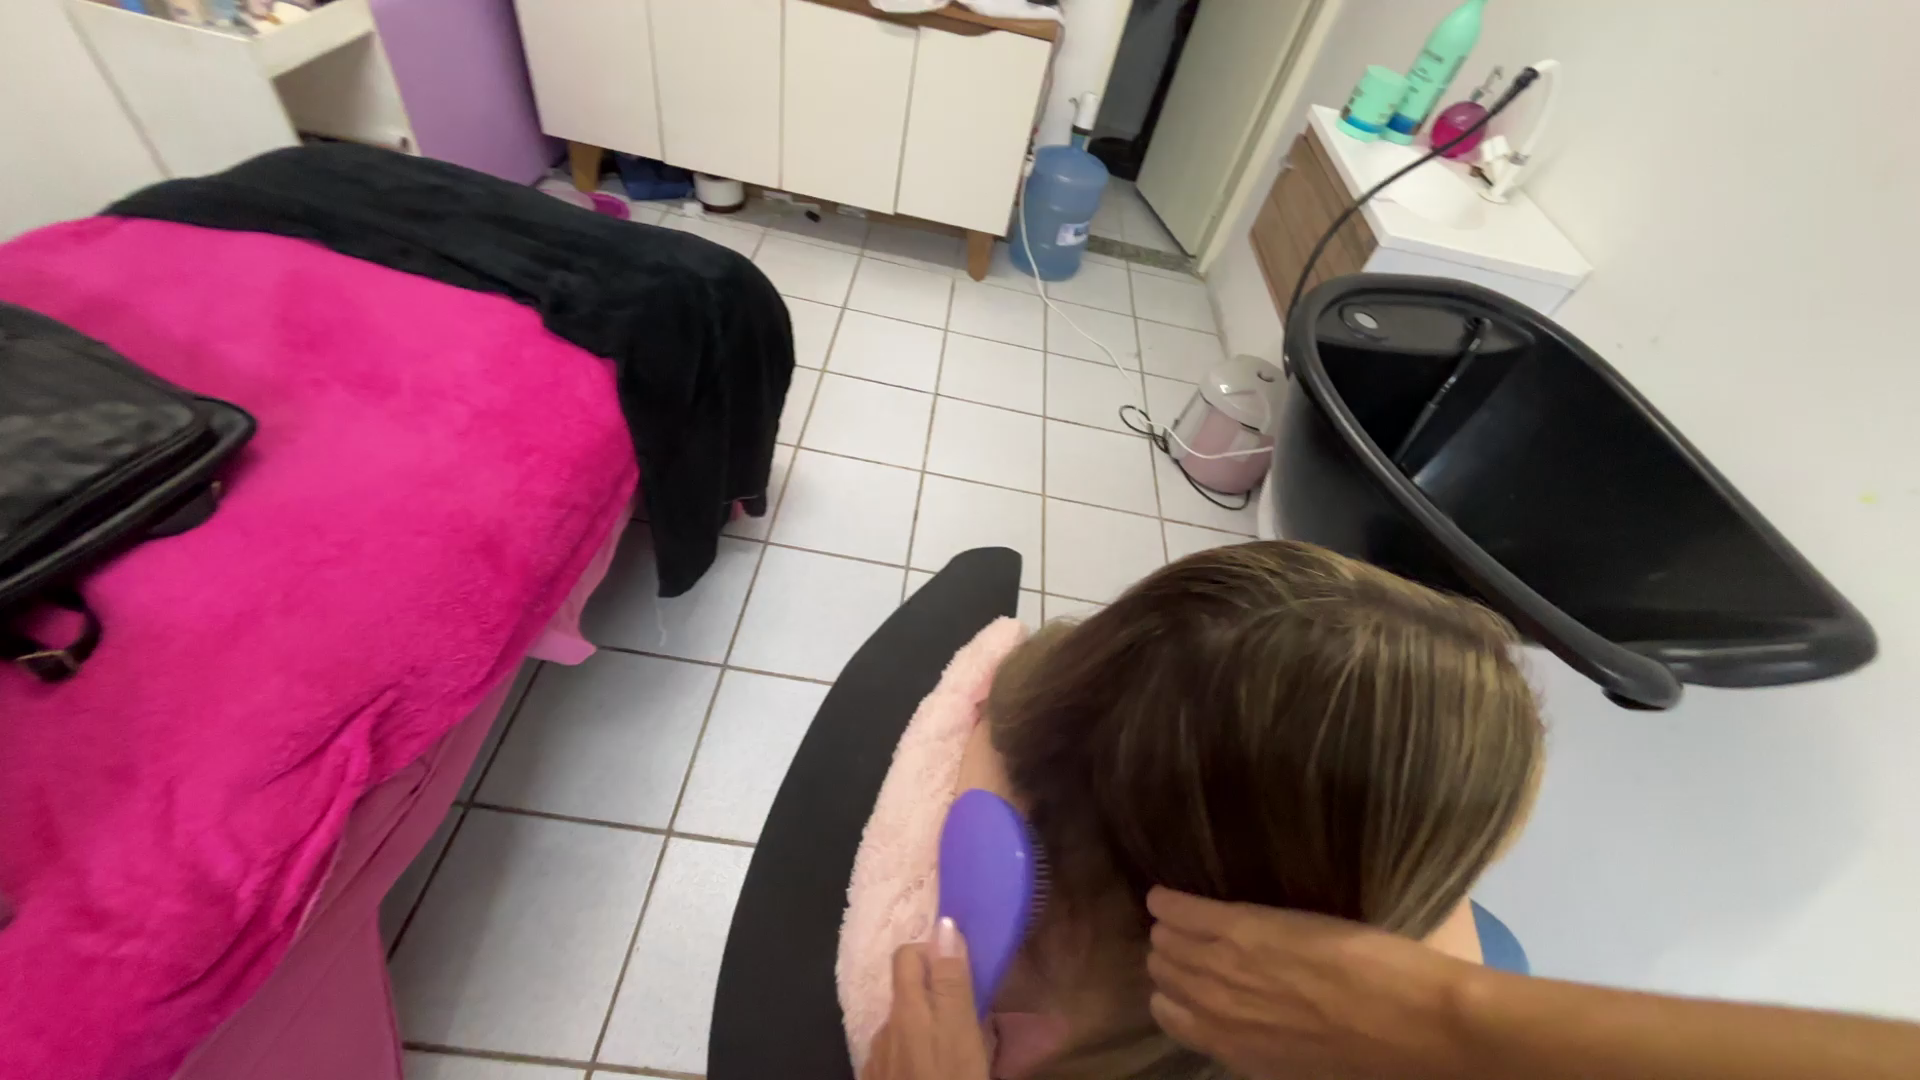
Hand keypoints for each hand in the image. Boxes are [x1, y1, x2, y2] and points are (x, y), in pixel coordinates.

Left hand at [862, 918, 991, 1079]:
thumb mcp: (961, 1033)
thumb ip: (951, 981)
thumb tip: (944, 923)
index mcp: (907, 1009)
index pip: (907, 954)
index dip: (930, 951)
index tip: (958, 965)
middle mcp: (885, 1028)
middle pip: (904, 991)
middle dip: (930, 991)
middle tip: (964, 1008)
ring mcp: (878, 1061)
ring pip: (901, 1026)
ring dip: (922, 1027)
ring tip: (951, 1046)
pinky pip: (895, 1057)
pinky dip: (913, 1056)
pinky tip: (931, 1071)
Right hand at [1144, 887, 1474, 1079]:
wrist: (1428, 1031)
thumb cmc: (1386, 1060)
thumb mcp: (1313, 1069)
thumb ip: (1275, 1046)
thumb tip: (1264, 1025)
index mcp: (1243, 1054)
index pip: (1177, 1021)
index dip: (1176, 999)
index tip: (1180, 984)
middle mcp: (1223, 1013)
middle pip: (1168, 979)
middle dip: (1169, 964)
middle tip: (1178, 945)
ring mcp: (1229, 968)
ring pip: (1170, 946)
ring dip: (1167, 933)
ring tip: (1170, 920)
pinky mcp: (1245, 928)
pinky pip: (1186, 913)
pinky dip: (1169, 904)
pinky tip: (1160, 897)